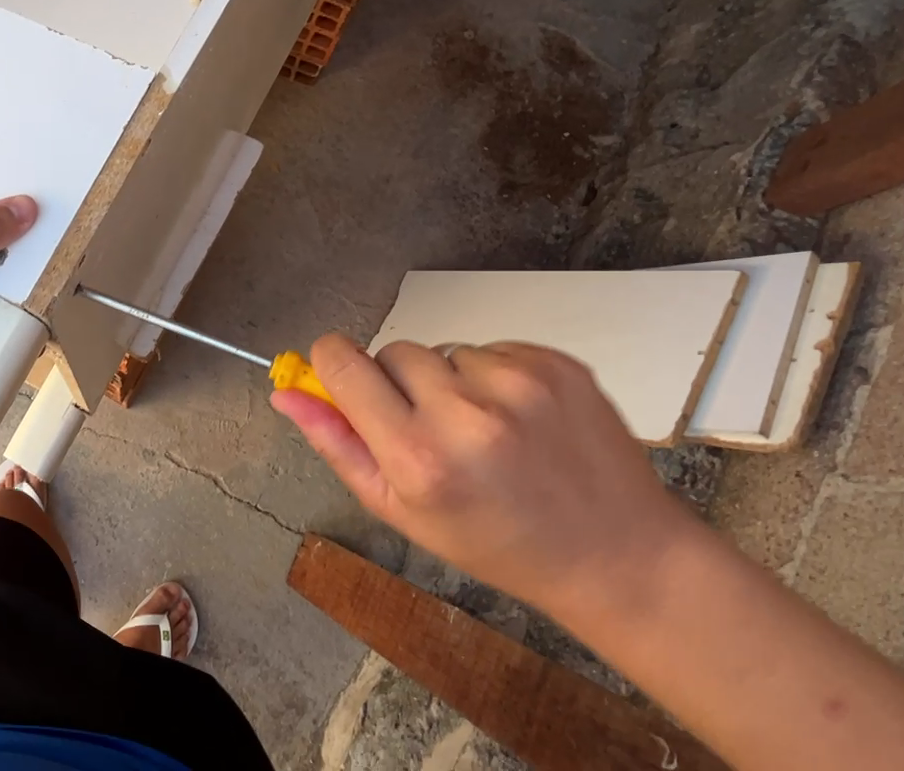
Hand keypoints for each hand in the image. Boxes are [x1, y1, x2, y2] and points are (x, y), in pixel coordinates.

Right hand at [270, 336, 701, 617]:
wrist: (616, 555)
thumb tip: (286, 393)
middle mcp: (464, 412)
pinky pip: (492, 349)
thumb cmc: (492, 541)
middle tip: (430, 429)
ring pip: (443, 350)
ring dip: (450, 380)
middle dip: (398, 381)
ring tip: (484, 430)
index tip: (344, 379)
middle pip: (391, 351)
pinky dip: (494, 377)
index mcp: (416, 454)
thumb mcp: (398, 509)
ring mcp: (518, 383)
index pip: (342, 361)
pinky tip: (518, 420)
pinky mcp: (556, 365)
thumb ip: (336, 444)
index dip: (334, 364)